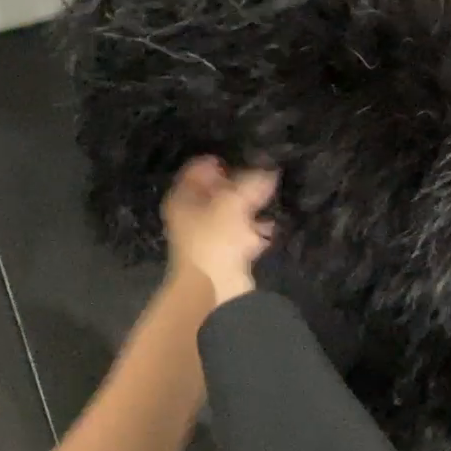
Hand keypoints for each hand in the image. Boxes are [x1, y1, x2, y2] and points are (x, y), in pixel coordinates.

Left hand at [162, 157, 277, 304]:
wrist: (212, 288)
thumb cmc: (215, 240)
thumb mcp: (234, 203)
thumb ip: (251, 184)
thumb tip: (269, 172)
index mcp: (182, 199)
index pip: (197, 171)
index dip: (216, 164)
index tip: (237, 161)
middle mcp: (189, 217)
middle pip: (213, 193)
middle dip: (237, 187)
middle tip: (258, 181)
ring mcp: (204, 238)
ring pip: (228, 215)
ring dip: (247, 210)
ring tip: (267, 203)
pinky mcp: (220, 257)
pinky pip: (238, 237)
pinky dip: (252, 233)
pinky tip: (267, 230)